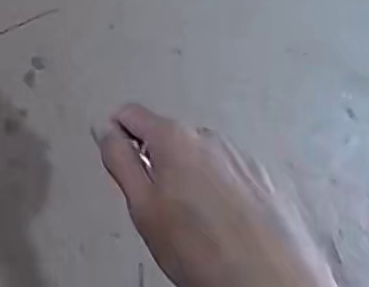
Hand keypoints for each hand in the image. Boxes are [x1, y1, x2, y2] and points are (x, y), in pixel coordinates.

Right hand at [96, 104, 336, 286]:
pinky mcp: (265, 181)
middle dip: (156, 163)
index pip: (129, 113)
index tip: (115, 156)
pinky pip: (228, 176)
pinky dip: (221, 193)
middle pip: (166, 137)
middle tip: (159, 209)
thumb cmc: (208, 255)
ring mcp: (239, 157)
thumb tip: (103, 128)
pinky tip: (225, 229)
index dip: (115, 132)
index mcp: (173, 136)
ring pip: (198, 157)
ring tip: (196, 226)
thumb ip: (118, 159)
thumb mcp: (143, 208)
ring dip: (190, 179)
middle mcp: (206, 136)